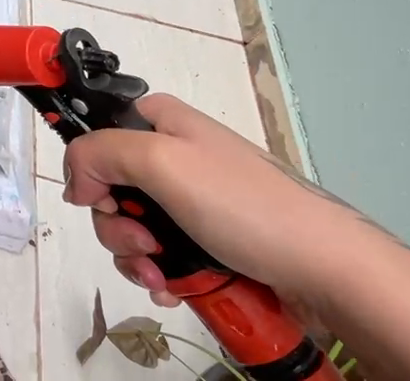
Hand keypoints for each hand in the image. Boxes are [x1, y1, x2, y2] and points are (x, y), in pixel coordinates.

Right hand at [61, 93, 373, 312]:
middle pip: (109, 185)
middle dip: (115, 222)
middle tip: (143, 242)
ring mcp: (192, 202)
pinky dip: (157, 273)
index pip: (97, 129)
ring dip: (135, 255)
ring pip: (131, 224)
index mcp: (161, 121)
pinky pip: (159, 254)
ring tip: (163, 276)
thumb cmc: (244, 205)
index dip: (87, 163)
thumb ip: (96, 153)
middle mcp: (173, 156)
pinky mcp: (208, 241)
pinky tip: (171, 289)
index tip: (99, 195)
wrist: (333, 272)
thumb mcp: (159, 160)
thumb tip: (76, 182)